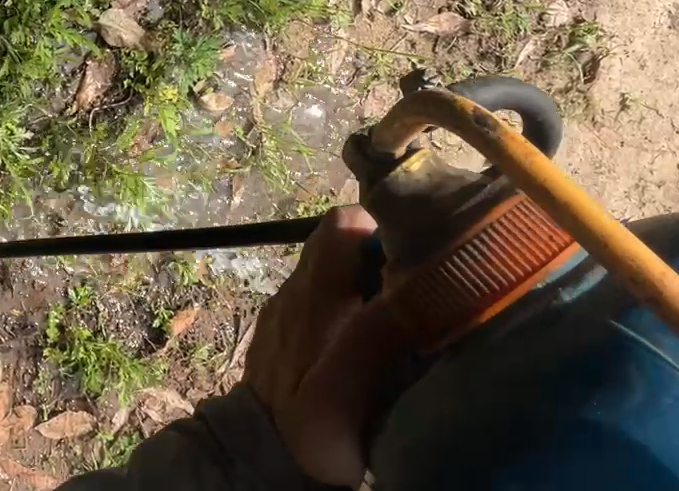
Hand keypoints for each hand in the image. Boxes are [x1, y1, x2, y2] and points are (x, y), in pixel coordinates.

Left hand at [243, 206, 405, 486]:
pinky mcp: (286, 322)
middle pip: (339, 240)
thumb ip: (374, 339)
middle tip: (419, 285)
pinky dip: (349, 300)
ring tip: (404, 310)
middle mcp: (298, 287)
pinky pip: (322, 293)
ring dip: (367, 278)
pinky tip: (372, 332)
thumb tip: (412, 292)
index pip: (342, 225)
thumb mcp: (344, 391)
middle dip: (380, 252)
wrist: (259, 452)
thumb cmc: (308, 427)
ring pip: (332, 266)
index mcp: (314, 295)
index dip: (381, 228)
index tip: (418, 254)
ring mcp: (289, 303)